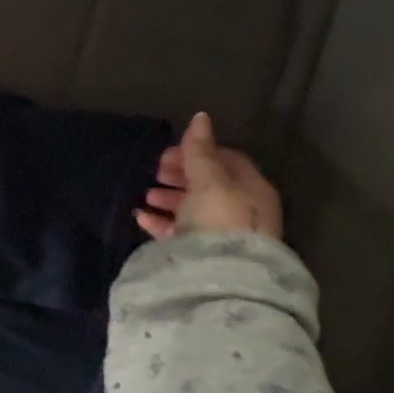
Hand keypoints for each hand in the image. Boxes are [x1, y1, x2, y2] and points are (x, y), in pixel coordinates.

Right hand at [135, 112, 281, 240]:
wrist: (221, 276)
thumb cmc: (220, 218)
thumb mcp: (209, 180)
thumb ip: (200, 150)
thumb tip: (200, 116)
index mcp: (251, 188)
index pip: (227, 160)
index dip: (198, 152)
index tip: (169, 153)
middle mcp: (241, 210)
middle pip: (208, 184)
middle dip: (181, 174)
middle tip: (156, 170)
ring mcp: (221, 234)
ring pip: (193, 208)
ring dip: (169, 198)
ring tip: (148, 194)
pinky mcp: (201, 254)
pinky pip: (178, 232)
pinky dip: (160, 221)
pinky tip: (142, 217)